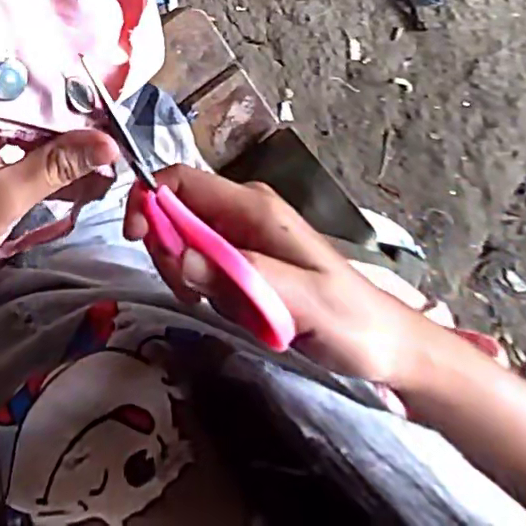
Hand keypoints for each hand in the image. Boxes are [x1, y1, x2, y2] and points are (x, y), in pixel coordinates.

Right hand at [124, 166, 443, 385]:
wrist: (387, 346)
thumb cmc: (351, 318)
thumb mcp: (301, 299)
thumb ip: (241, 275)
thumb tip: (181, 256)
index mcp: (252, 206)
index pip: (182, 180)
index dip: (150, 198)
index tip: (137, 239)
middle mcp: (241, 212)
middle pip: (175, 208)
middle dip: (166, 245)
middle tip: (186, 289)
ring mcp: (241, 236)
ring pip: (183, 238)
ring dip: (182, 270)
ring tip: (210, 301)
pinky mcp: (242, 261)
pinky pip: (200, 263)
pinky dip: (197, 283)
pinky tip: (222, 305)